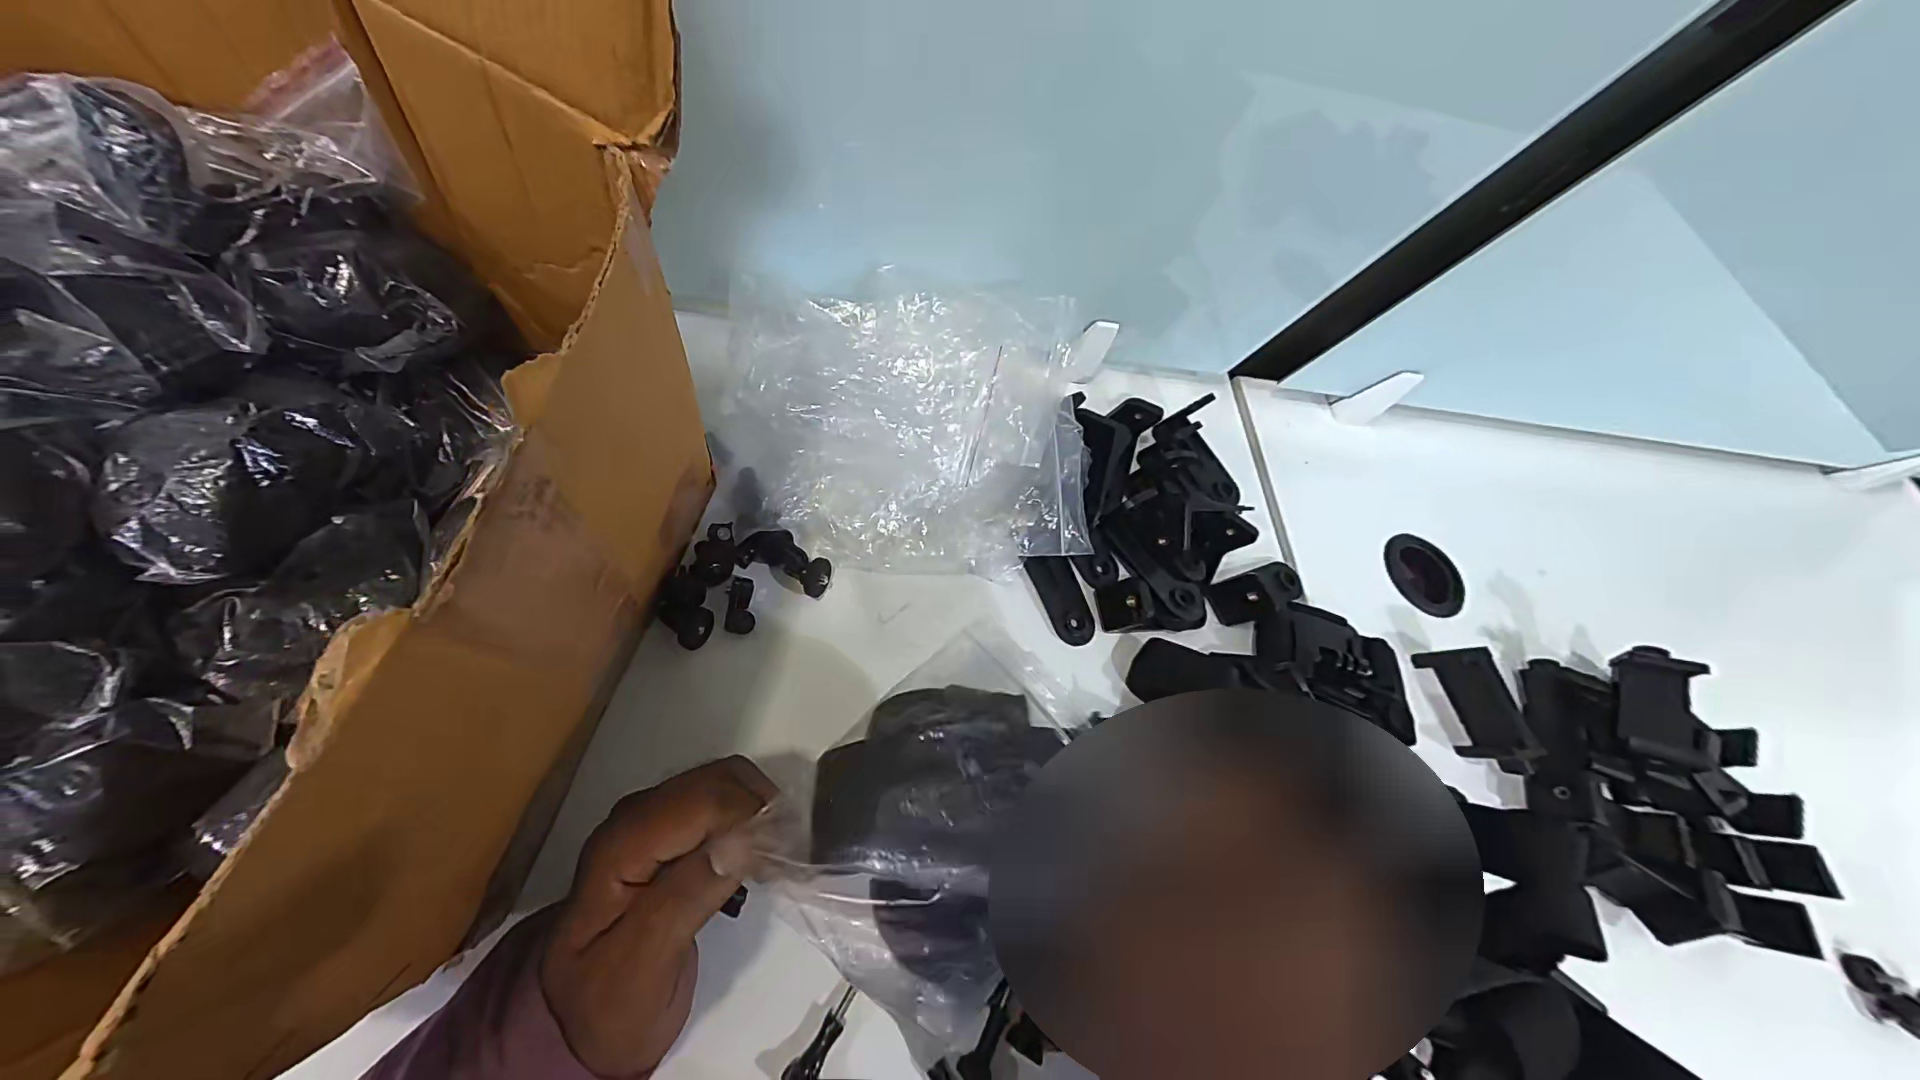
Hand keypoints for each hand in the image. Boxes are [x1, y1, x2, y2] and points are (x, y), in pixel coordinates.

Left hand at [541, 756, 776, 1077]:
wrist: (582, 1018)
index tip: (781, 860)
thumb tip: (742, 840)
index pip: (703, 802)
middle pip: (718, 780)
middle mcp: (636, 817)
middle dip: (762, 809)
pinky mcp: (674, 826)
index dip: (751, 819)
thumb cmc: (608, 1002)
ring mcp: (655, 818)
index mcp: (621, 845)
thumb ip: (687, 897)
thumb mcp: (641, 966)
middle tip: (788, 859)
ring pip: (726, 780)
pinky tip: (763, 851)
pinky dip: (754, 813)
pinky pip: (725, 797)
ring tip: (779, 856)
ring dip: (762, 808)